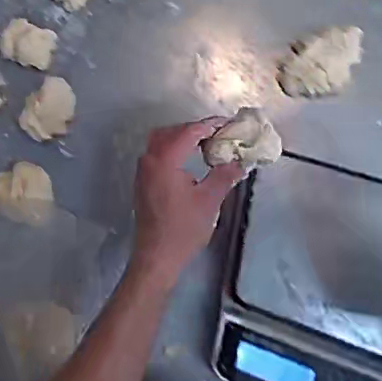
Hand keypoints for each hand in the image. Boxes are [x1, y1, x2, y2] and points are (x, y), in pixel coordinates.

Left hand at [130, 119, 246, 287]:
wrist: (156, 257)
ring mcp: (143, 170)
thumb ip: (224, 176)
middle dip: (194, 129)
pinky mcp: (142, 181)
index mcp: (164, 160)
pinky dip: (173, 148)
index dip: (208, 125)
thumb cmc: (183, 229)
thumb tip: (239, 162)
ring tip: (205, 144)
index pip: (188, 132)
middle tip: (217, 133)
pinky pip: (156, 153)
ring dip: (182, 137)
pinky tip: (188, 159)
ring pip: (161, 141)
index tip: (226, 123)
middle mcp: (149, 160)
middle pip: (172, 132)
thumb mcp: (209, 200)